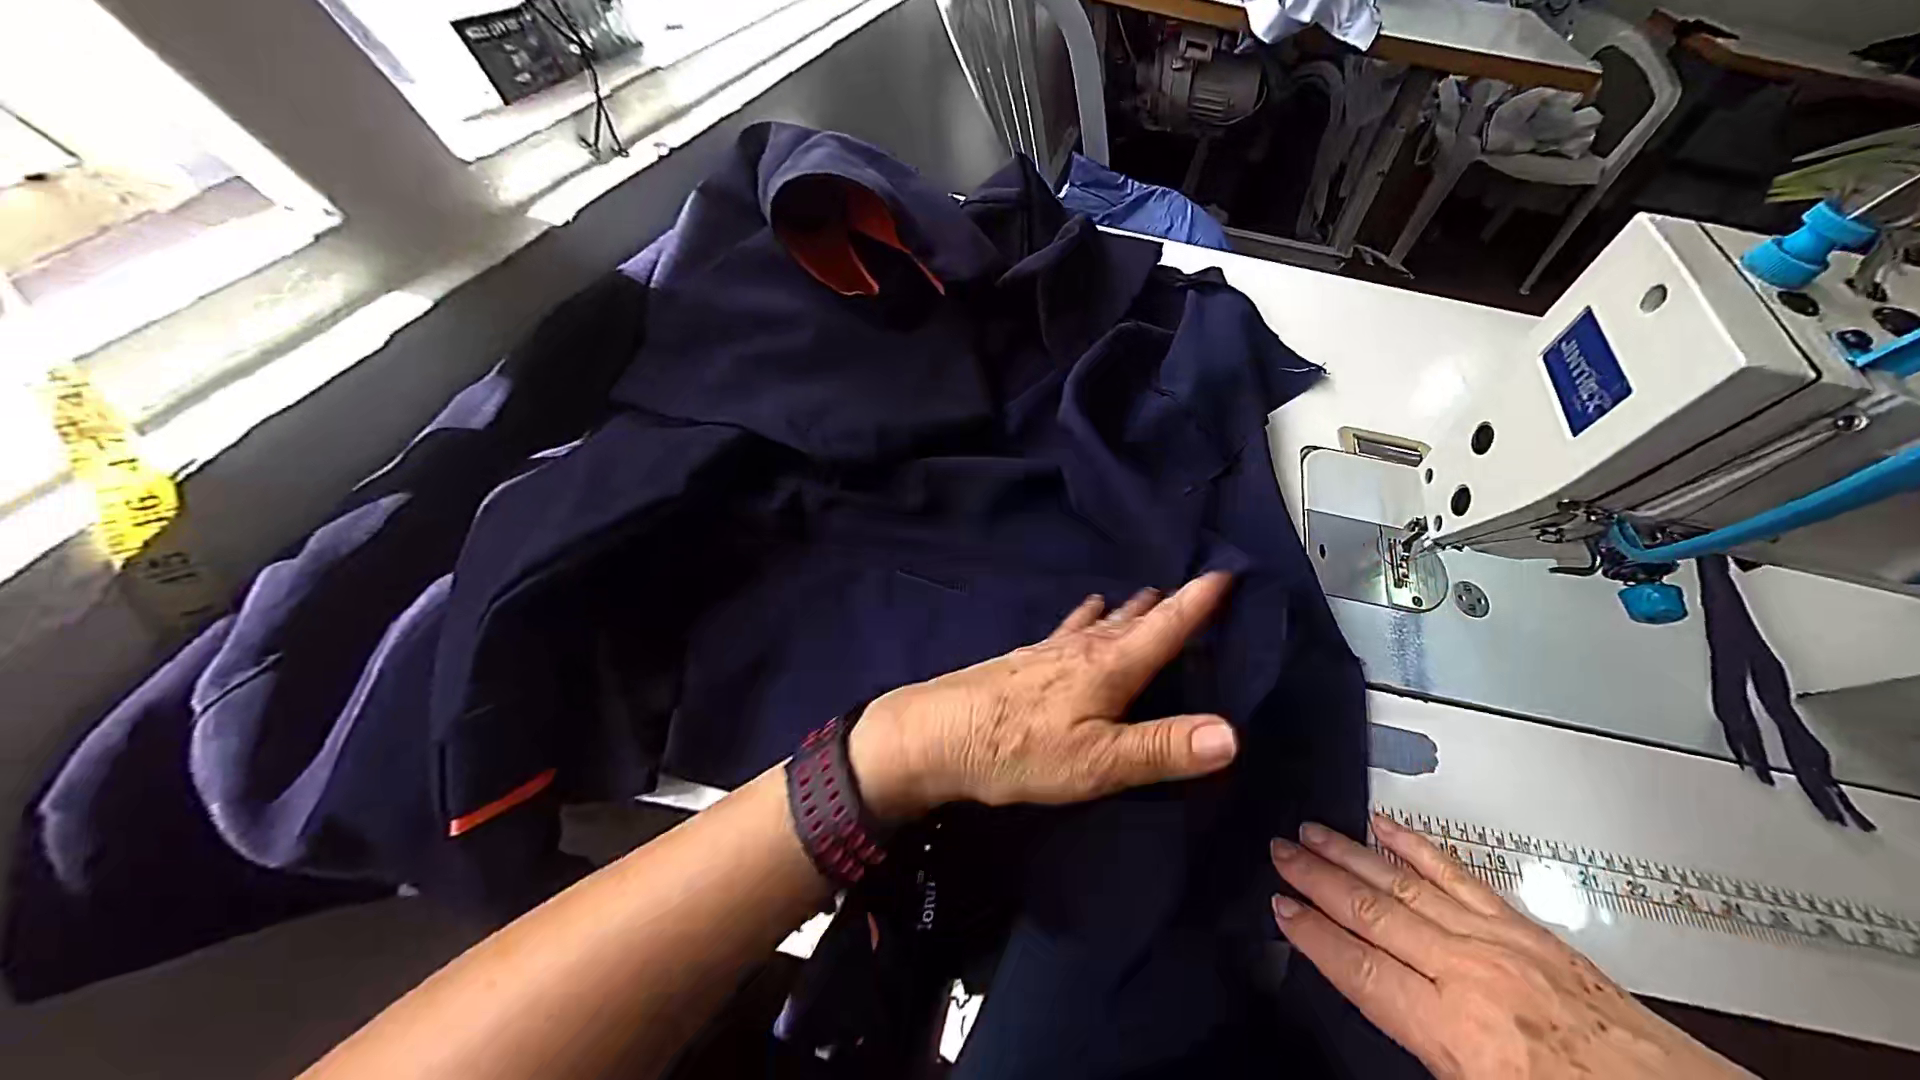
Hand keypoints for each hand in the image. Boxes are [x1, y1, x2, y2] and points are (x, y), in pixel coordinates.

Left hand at [848, 573, 1239, 819]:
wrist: (933, 734)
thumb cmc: (1017, 750)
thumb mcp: (1096, 762)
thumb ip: (1162, 748)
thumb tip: (1233, 733)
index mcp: (1109, 668)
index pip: (1165, 629)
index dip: (1198, 603)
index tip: (1225, 572)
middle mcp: (1082, 650)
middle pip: (1135, 620)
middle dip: (1170, 603)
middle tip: (1196, 583)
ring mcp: (1049, 653)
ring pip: (1102, 622)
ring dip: (1130, 609)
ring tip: (1148, 593)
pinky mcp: (1024, 662)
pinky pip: (1069, 629)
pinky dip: (1087, 618)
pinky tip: (1084, 612)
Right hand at [1270, 815, 1751, 1079]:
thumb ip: (1421, 1044)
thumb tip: (1371, 1002)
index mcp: (1459, 1034)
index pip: (1361, 970)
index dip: (1312, 935)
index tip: (1278, 906)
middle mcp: (1471, 976)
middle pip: (1373, 914)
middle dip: (1317, 879)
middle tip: (1279, 850)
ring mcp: (1500, 943)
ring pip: (1405, 884)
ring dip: (1351, 854)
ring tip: (1311, 831)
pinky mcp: (1528, 930)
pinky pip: (1459, 877)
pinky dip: (1416, 848)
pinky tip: (1385, 827)